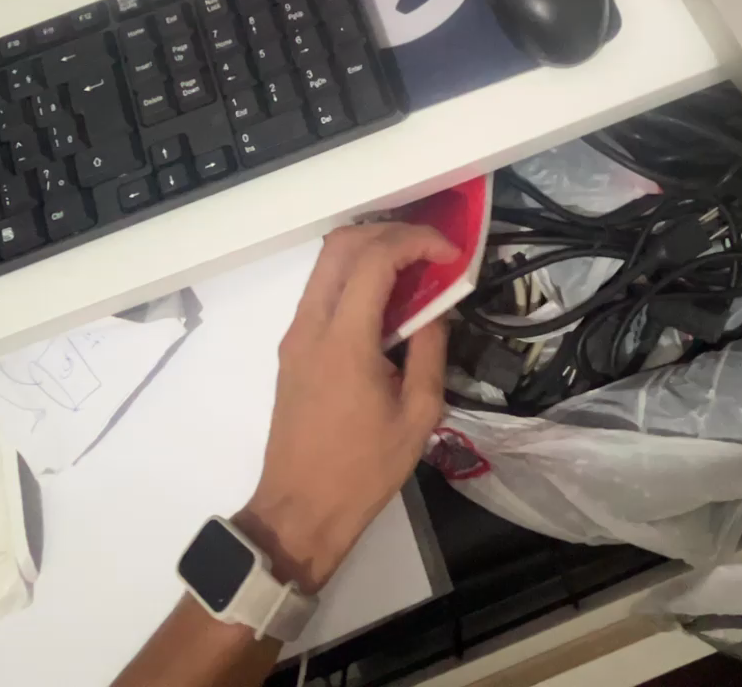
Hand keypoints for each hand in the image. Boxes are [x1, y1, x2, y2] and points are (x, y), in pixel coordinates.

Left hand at [235, 223, 456, 593]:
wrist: (299, 510)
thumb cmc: (363, 469)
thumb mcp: (418, 415)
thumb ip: (429, 351)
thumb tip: (436, 310)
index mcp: (344, 341)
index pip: (375, 260)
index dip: (416, 241)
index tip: (449, 254)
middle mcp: (311, 325)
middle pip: (341, 245)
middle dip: (390, 231)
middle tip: (429, 248)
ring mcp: (295, 334)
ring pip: (327, 262)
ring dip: (370, 249)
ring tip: (414, 265)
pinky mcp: (292, 347)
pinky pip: (322, 289)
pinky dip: (355, 275)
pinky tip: (388, 298)